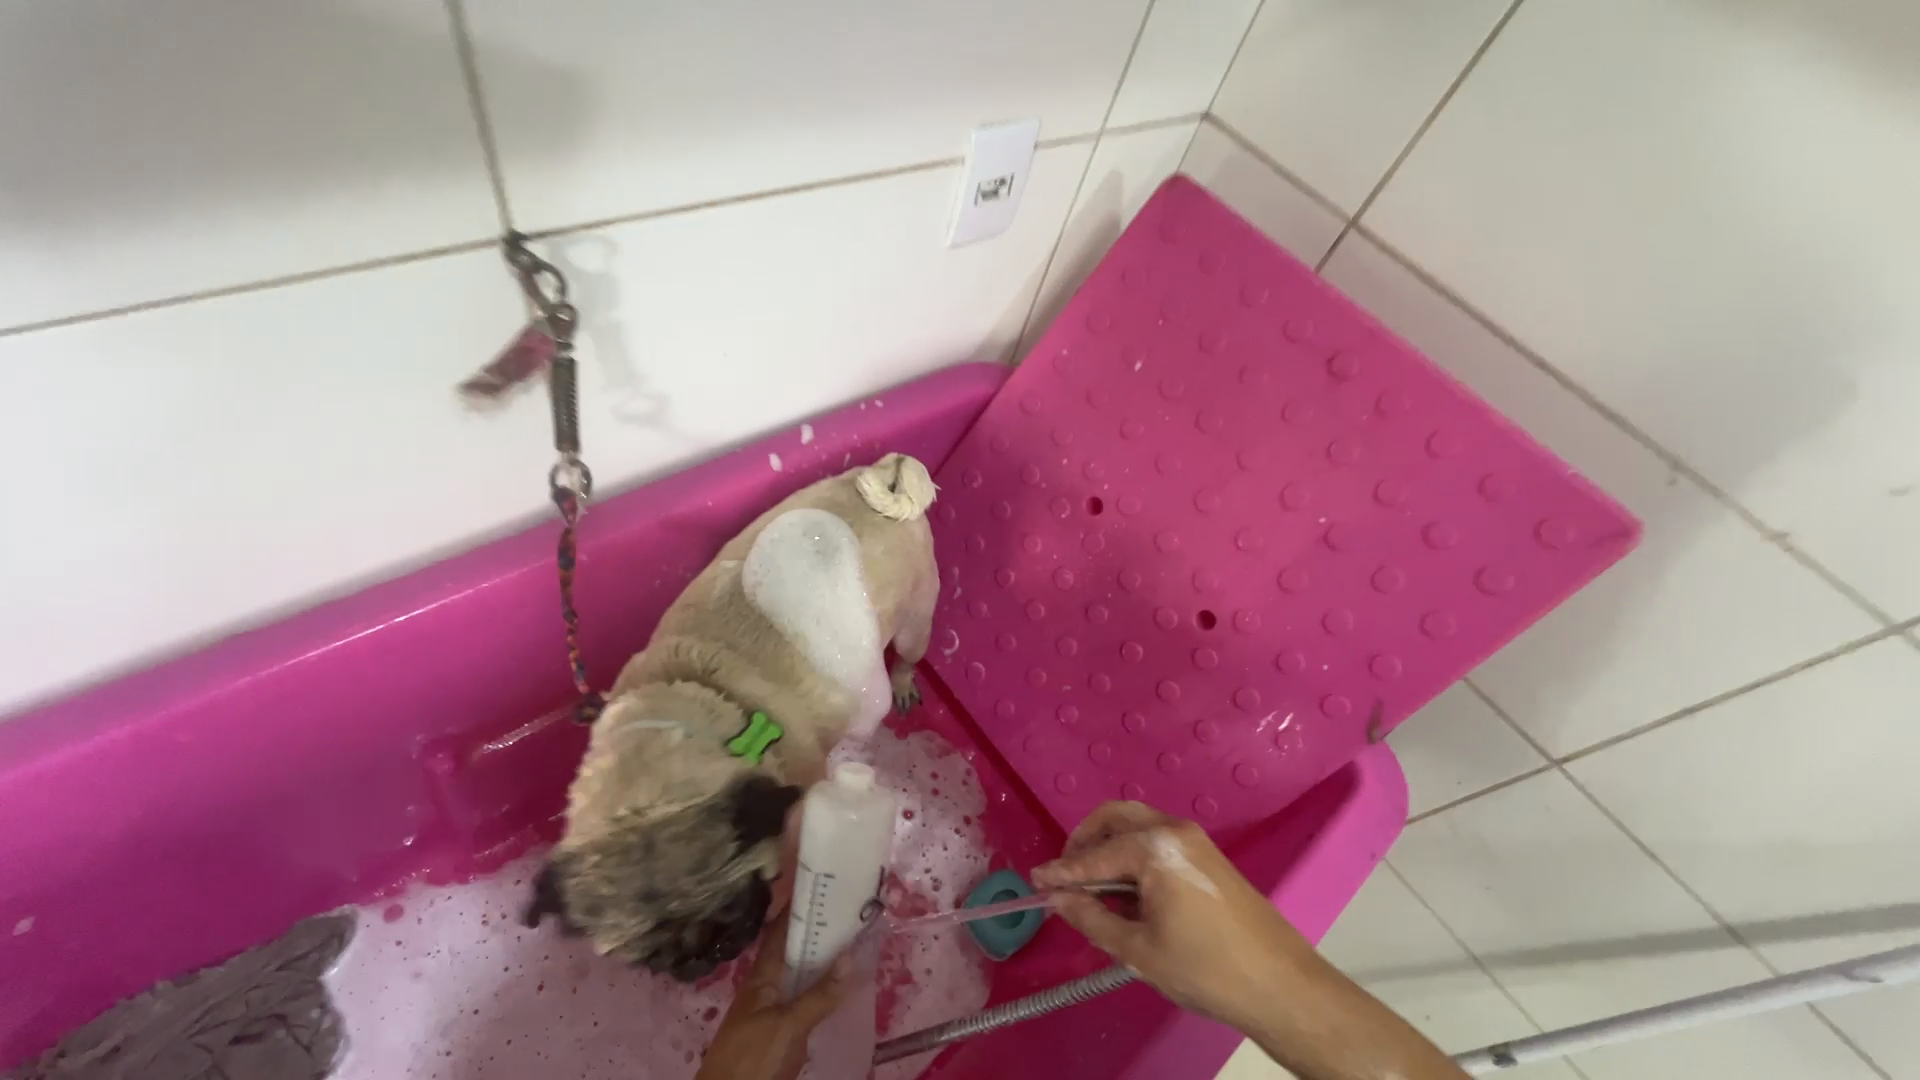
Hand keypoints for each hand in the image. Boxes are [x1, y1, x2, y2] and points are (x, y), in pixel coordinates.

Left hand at [697, 806, 848, 1079]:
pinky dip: (822, 984)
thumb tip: (853, 952)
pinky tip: (840, 981)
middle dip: (818, 927)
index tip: (823, 880)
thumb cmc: (751, 1059)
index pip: (781, 928)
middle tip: (849, 906)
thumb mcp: (787, 1026)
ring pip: (800, 972)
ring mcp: (771, 1008)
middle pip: (794, 948)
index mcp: (762, 975)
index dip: (799, 904)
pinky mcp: (780, 1030)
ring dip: (822, 954)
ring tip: (852, 935)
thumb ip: (819, 994)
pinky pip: (804, 996)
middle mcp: (766, 984)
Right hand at [1032, 801, 1314, 1033]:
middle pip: (1115, 818)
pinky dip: (1133, 854)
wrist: (1282, 985)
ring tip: (1092, 887)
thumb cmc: (1205, 969)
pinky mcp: (1207, 855)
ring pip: (1137, 826)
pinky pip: (1157, 840)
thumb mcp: (1138, 950)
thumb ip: (1091, 919)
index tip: (1035, 880)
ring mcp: (1194, 839)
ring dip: (1109, 846)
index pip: (1094, 855)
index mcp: (1154, 847)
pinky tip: (1126, 891)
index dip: (1062, 871)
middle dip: (1086, 842)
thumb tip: (1057, 899)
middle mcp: (1173, 829)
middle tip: (1066, 875)